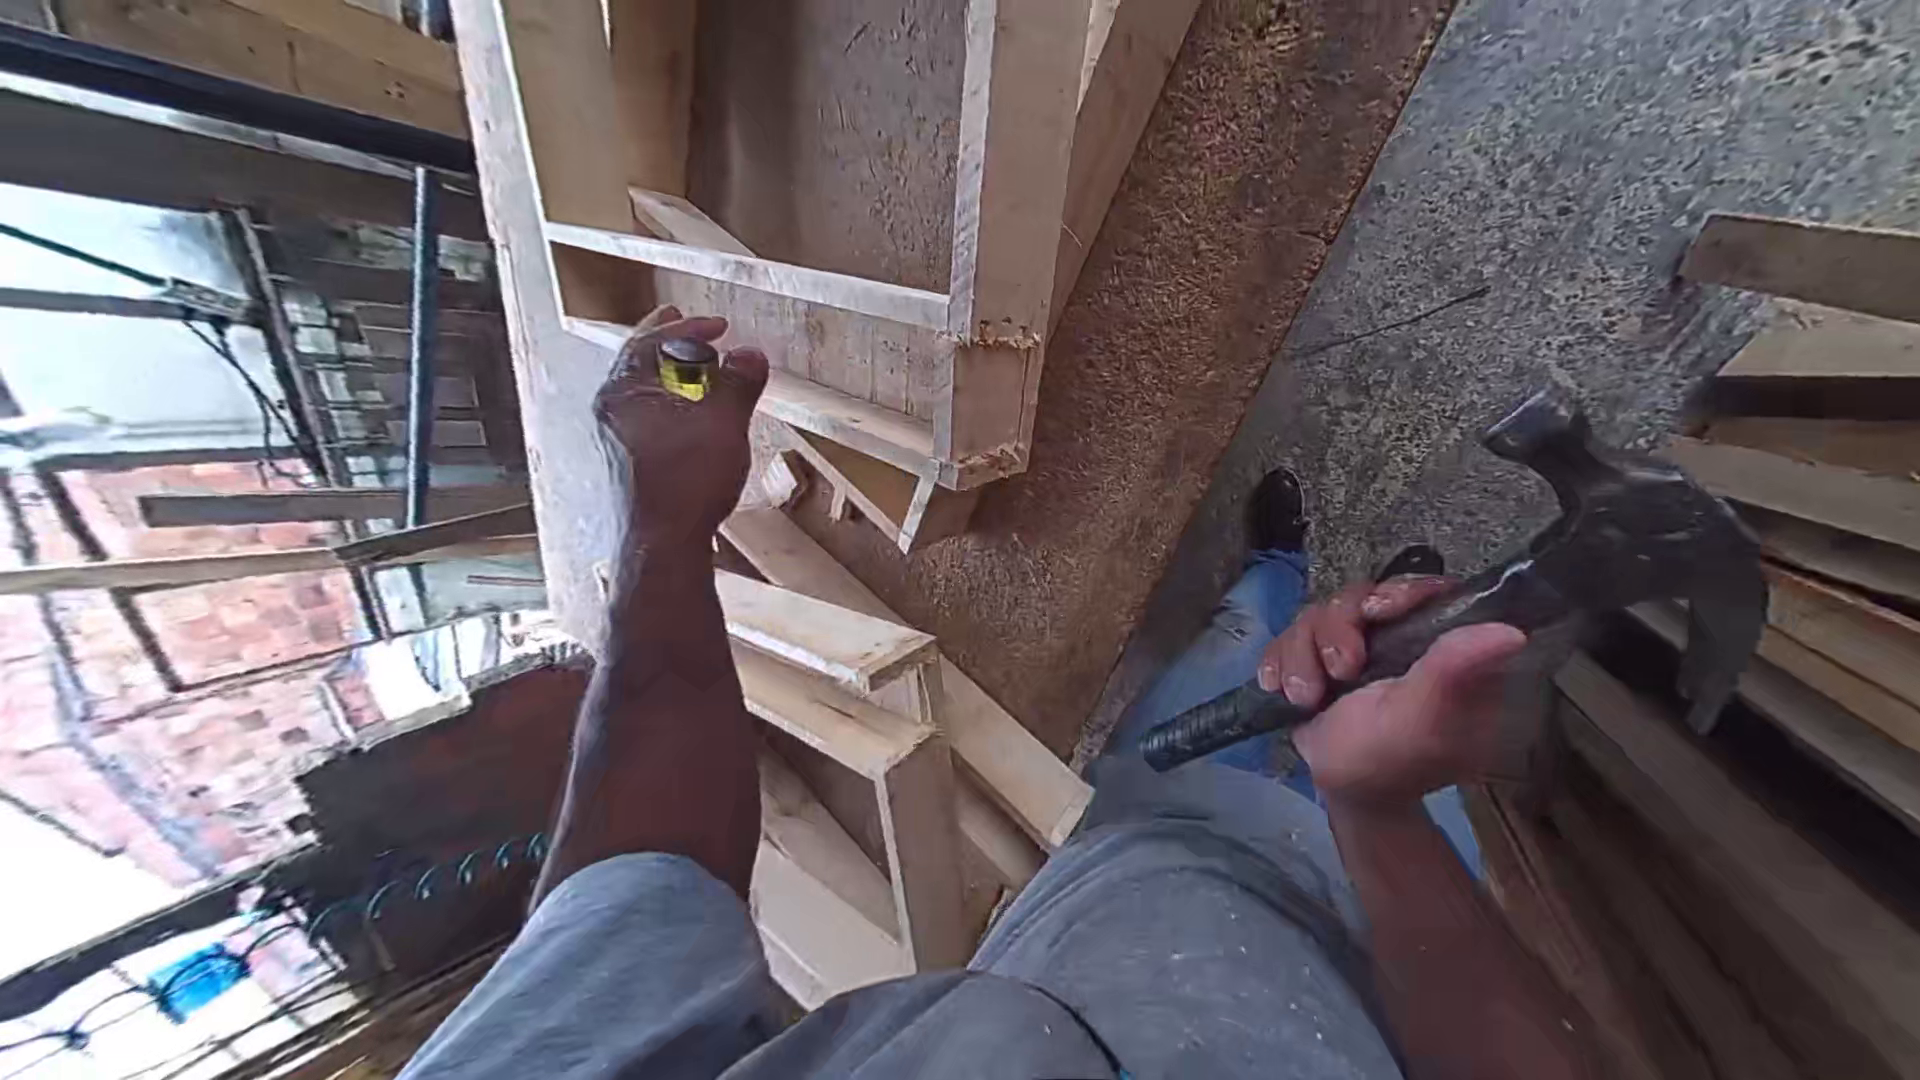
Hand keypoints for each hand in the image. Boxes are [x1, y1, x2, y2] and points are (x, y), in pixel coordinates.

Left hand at [594, 306, 768, 548]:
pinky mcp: (634, 460)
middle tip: (690, 329)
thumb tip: (751, 353)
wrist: (664, 541)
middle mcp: (614, 412)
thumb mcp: (722, 425)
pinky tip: (696, 414)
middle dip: (671, 344)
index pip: (651, 341)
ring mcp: (621, 438)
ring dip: (676, 375)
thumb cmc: (687, 482)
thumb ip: (737, 384)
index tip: (720, 325)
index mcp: (625, 393)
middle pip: (641, 363)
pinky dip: (676, 403)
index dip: (688, 327)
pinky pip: (653, 416)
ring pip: (647, 392)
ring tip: (702, 370)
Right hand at [1256, 577, 1526, 810]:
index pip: (1422, 590)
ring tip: (1303, 697)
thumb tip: (1511, 631)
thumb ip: (1451, 674)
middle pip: (1355, 599)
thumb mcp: (1422, 721)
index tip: (1376, 612)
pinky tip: (1277, 688)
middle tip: (1338, 672)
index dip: (1397, 591)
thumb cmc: (1390, 760)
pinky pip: (1285, 636)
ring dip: (1300, 657)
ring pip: (1313, 617)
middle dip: (1334, 634)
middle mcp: (1395, 636)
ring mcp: (1349, 643)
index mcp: (1437, 645)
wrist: (1339, 787)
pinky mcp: (1312, 653)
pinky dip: (1277, 662)